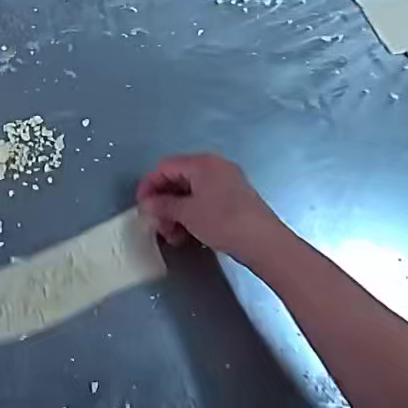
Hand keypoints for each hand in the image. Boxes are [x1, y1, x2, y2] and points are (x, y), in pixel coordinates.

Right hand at [135, 153, 298, 271]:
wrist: (266, 244)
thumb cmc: (224, 222)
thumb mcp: (187, 213)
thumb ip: (162, 205)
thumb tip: (147, 204)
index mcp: (202, 163)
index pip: (164, 167)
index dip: (149, 185)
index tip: (141, 205)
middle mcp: (215, 167)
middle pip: (177, 180)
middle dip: (163, 202)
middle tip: (157, 224)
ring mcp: (227, 183)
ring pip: (190, 193)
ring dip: (176, 212)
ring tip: (172, 234)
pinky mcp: (235, 200)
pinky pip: (204, 201)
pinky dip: (192, 214)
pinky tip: (188, 233)